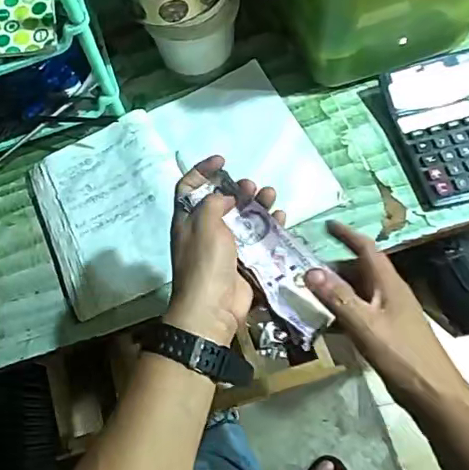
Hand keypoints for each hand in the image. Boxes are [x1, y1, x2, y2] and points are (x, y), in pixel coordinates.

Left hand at [165, 155, 281, 346]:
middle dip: (238, 190)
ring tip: (271, 197)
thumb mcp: (204, 224)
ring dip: (258, 206)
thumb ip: (212, 203)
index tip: (222, 161)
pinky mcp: (244, 263)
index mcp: (188, 221)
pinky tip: (281, 219)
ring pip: (244, 220)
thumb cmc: (205, 263)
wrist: (213, 309)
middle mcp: (205, 232)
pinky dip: (270, 228)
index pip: (188, 187)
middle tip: (253, 186)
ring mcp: (226, 249)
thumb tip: (224, 197)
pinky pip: (259, 240)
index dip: (202, 171)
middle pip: (222, 202)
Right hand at [304, 222, 465, 404]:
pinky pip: (362, 313)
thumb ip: (338, 298)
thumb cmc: (402, 356)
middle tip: (305, 265)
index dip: (348, 235)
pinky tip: (327, 323)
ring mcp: (392, 314)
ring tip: (309, 291)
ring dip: (337, 289)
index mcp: (389, 284)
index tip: (327, 225)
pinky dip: (343, 312)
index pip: (367, 249)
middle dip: (334, 265)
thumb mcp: (365, 326)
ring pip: (360, 292)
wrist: (434, 394)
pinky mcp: (390, 333)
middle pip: (361, 270)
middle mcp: (391, 293)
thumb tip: (310, 270)